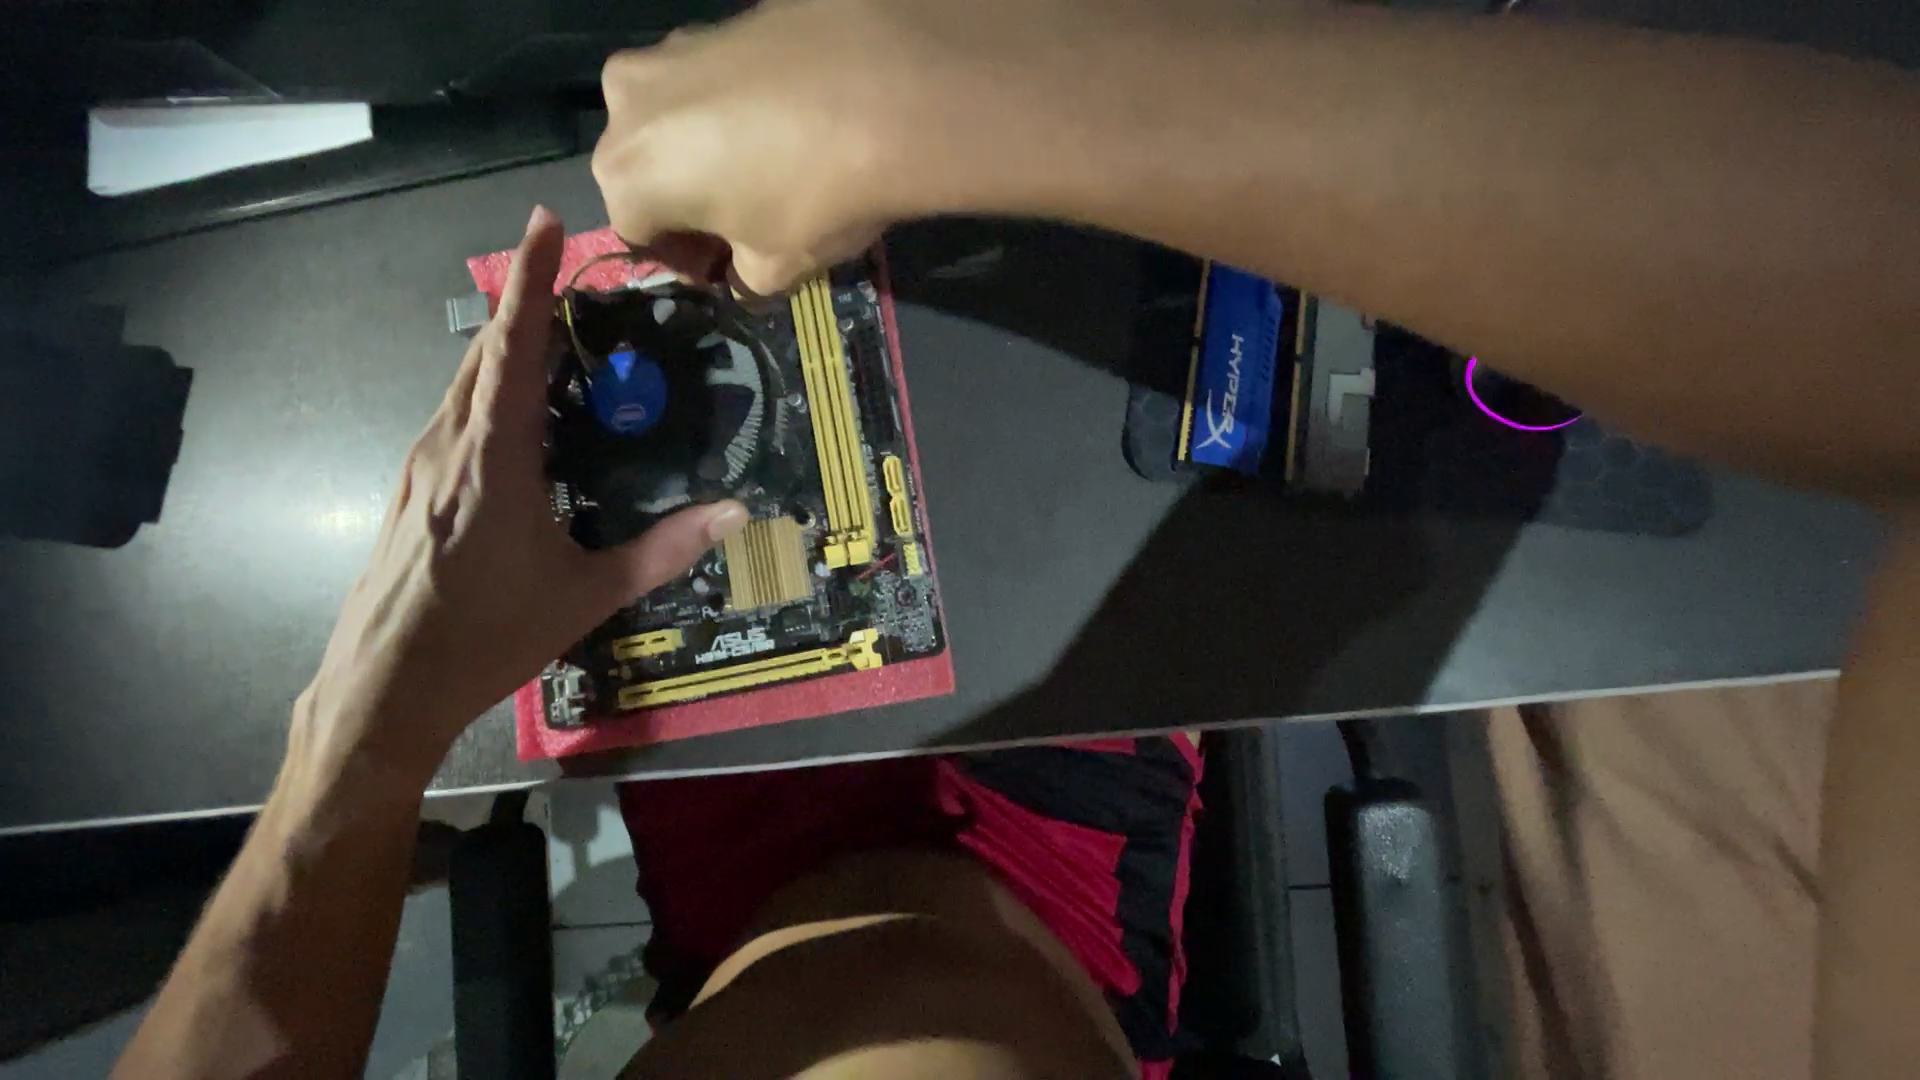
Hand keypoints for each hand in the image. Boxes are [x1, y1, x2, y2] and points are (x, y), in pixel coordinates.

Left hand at [293, 207, 747, 784]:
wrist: (384, 687)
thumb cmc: (489, 637)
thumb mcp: (589, 594)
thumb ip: (665, 549)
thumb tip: (737, 513)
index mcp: (493, 462)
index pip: (512, 351)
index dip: (529, 283)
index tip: (544, 224)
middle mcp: (448, 447)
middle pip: (483, 354)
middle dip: (523, 305)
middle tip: (574, 281)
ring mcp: (420, 466)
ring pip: (464, 383)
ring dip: (505, 349)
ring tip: (557, 338)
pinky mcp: (411, 487)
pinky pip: (454, 415)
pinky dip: (489, 389)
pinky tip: (521, 412)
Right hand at [591, 1, 902, 294]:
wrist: (885, 92)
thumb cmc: (812, 197)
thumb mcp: (776, 268)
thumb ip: (743, 282)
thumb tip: (742, 282)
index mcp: (628, 174)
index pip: (636, 235)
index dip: (681, 260)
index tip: (721, 268)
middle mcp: (624, 102)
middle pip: (645, 172)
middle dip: (686, 205)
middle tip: (741, 226)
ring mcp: (668, 49)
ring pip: (672, 121)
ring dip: (704, 155)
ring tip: (765, 176)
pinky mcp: (714, 19)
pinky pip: (709, 84)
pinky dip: (731, 114)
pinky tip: (784, 131)